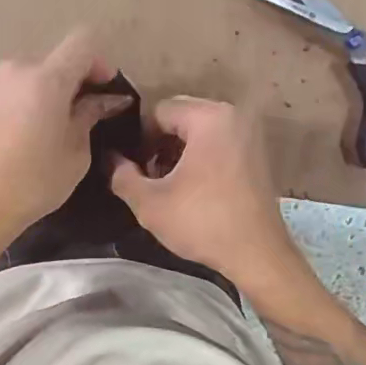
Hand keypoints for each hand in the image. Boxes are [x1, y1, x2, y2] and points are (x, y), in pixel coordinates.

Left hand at [0, 29, 132, 242]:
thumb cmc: (35, 182)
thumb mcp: (75, 153)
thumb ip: (90, 116)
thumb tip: (104, 100)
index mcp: (46, 78)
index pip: (83, 42)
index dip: (100, 63)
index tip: (105, 90)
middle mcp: (18, 70)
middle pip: (57, 58)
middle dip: (76, 79)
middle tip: (86, 112)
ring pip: (35, 74)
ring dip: (52, 91)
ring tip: (59, 125)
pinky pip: (17, 91)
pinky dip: (31, 101)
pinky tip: (34, 132)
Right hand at [108, 96, 304, 284]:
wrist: (255, 253)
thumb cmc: (200, 222)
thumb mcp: (149, 202)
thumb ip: (122, 175)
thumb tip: (109, 159)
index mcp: (209, 118)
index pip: (159, 111)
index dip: (138, 138)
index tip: (130, 167)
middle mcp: (234, 116)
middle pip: (180, 118)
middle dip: (157, 144)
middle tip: (145, 177)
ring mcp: (249, 135)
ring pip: (198, 132)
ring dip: (176, 153)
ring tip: (164, 186)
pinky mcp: (256, 154)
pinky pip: (217, 144)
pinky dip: (198, 159)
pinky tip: (188, 190)